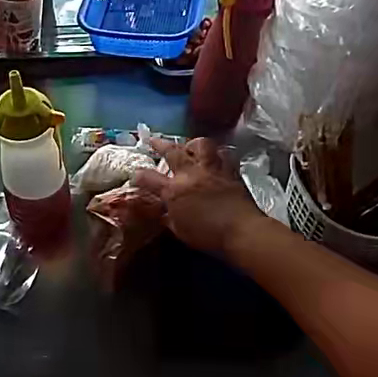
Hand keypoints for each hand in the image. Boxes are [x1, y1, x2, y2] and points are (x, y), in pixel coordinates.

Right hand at [133, 137, 269, 255]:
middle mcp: (191, 174)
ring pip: (200, 144)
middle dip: (159, 144)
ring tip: (188, 146)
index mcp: (174, 191)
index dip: (139, 176)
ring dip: (192, 143)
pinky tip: (214, 158)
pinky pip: (222, 154)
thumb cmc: (208, 236)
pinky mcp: (229, 170)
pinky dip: (216, 154)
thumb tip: (160, 212)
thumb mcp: (180, 230)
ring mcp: (211, 169)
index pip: (149, 178)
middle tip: (153, 141)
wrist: (241, 230)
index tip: (135, 175)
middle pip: (172, 151)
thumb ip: (167, 217)